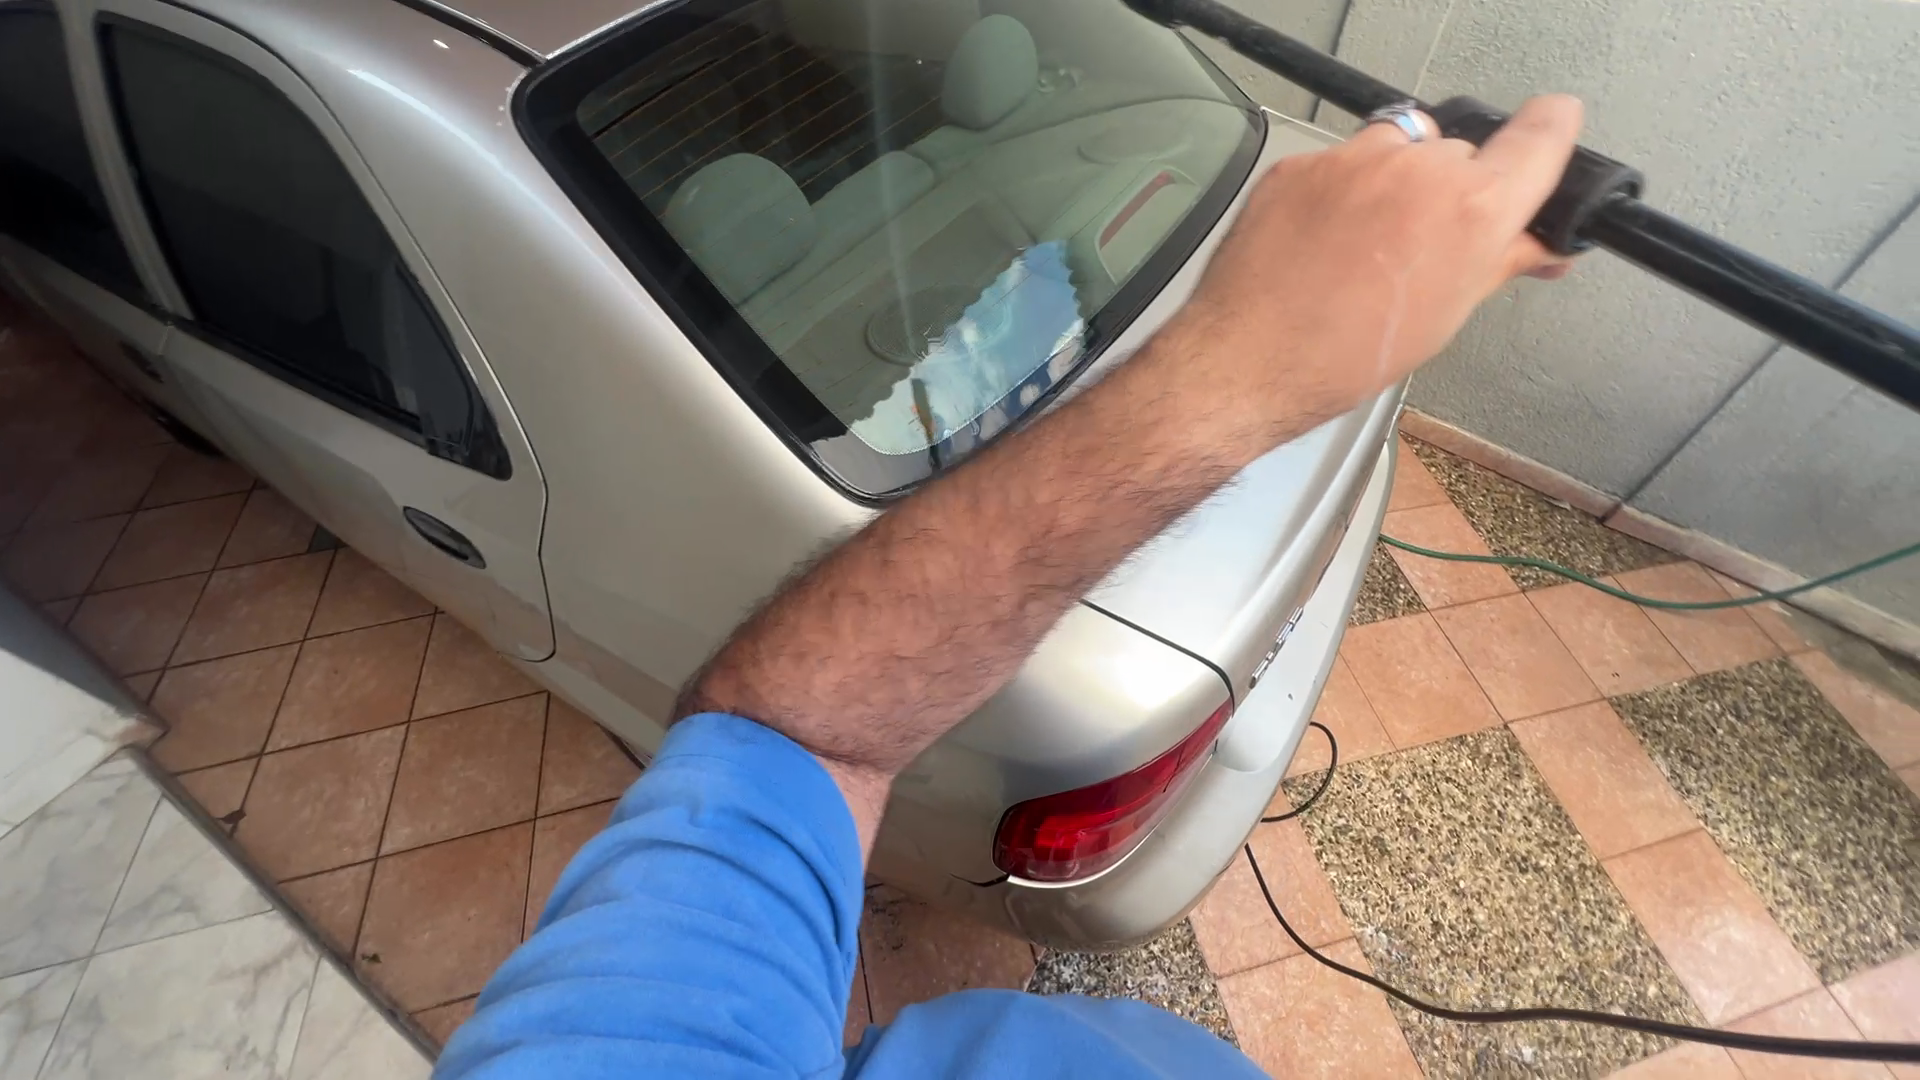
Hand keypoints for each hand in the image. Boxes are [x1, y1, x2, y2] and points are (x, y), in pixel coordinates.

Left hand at [1162, 94, 1583, 442]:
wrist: (1242, 365)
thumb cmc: (1337, 362)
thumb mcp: (1439, 320)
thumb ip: (1496, 262)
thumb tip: (1540, 244)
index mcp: (1470, 208)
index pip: (1545, 131)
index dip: (1541, 142)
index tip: (1530, 153)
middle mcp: (1414, 169)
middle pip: (1456, 152)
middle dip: (1443, 191)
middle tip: (1409, 245)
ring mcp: (1348, 162)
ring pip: (1392, 151)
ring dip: (1385, 185)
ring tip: (1351, 248)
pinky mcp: (1294, 168)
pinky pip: (1331, 167)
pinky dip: (1330, 195)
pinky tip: (1310, 244)